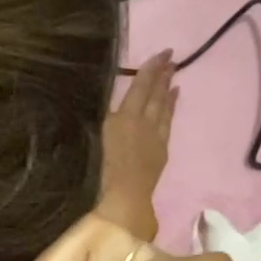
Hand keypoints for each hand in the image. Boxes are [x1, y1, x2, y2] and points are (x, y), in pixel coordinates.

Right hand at [94, 51, 177, 240]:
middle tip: (170, 59)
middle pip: (153, 96)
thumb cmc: (93, 179)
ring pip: (162, 109)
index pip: (138, 89)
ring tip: (173, 76)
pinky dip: (170, 110)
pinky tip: (173, 101)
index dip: (149, 71)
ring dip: (167, 91)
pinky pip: (167, 125)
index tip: (161, 53)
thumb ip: (93, 126)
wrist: (117, 208)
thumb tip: (97, 106)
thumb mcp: (88, 147)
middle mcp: (140, 125)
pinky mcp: (159, 155)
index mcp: (121, 120)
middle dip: (161, 76)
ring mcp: (152, 140)